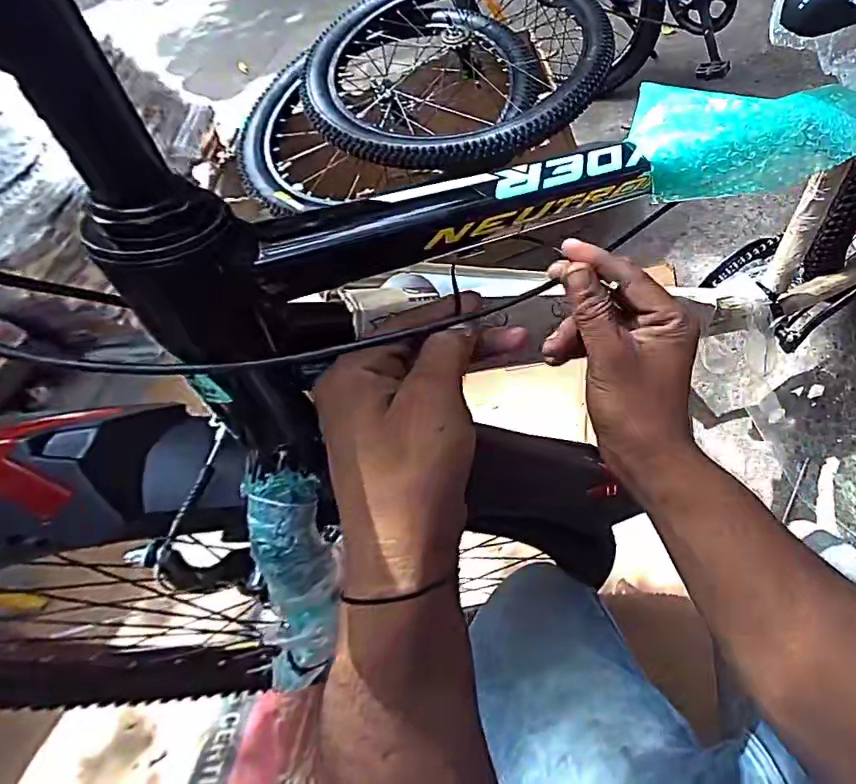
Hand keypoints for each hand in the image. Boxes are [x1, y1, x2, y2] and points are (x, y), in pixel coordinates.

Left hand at [313, 293, 525, 596]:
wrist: (408, 552)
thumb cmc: (413, 472)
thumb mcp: (433, 397)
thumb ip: (445, 349)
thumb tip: (456, 328)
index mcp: (350, 374)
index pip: (403, 326)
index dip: (448, 312)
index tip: (481, 303)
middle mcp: (354, 391)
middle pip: (416, 349)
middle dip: (464, 339)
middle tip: (505, 331)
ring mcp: (372, 417)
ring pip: (424, 374)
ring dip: (464, 360)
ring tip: (505, 349)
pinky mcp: (392, 440)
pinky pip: (424, 399)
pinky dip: (453, 386)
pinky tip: (478, 376)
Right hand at [541, 239, 701, 485]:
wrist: (646, 459)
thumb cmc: (639, 416)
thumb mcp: (607, 354)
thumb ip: (591, 309)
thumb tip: (577, 272)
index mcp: (669, 317)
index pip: (628, 274)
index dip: (594, 259)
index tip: (568, 249)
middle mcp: (660, 323)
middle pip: (612, 292)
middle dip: (578, 298)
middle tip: (553, 282)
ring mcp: (644, 339)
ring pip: (601, 314)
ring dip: (573, 327)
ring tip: (555, 346)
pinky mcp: (629, 354)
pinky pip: (599, 334)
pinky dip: (578, 341)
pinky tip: (560, 353)